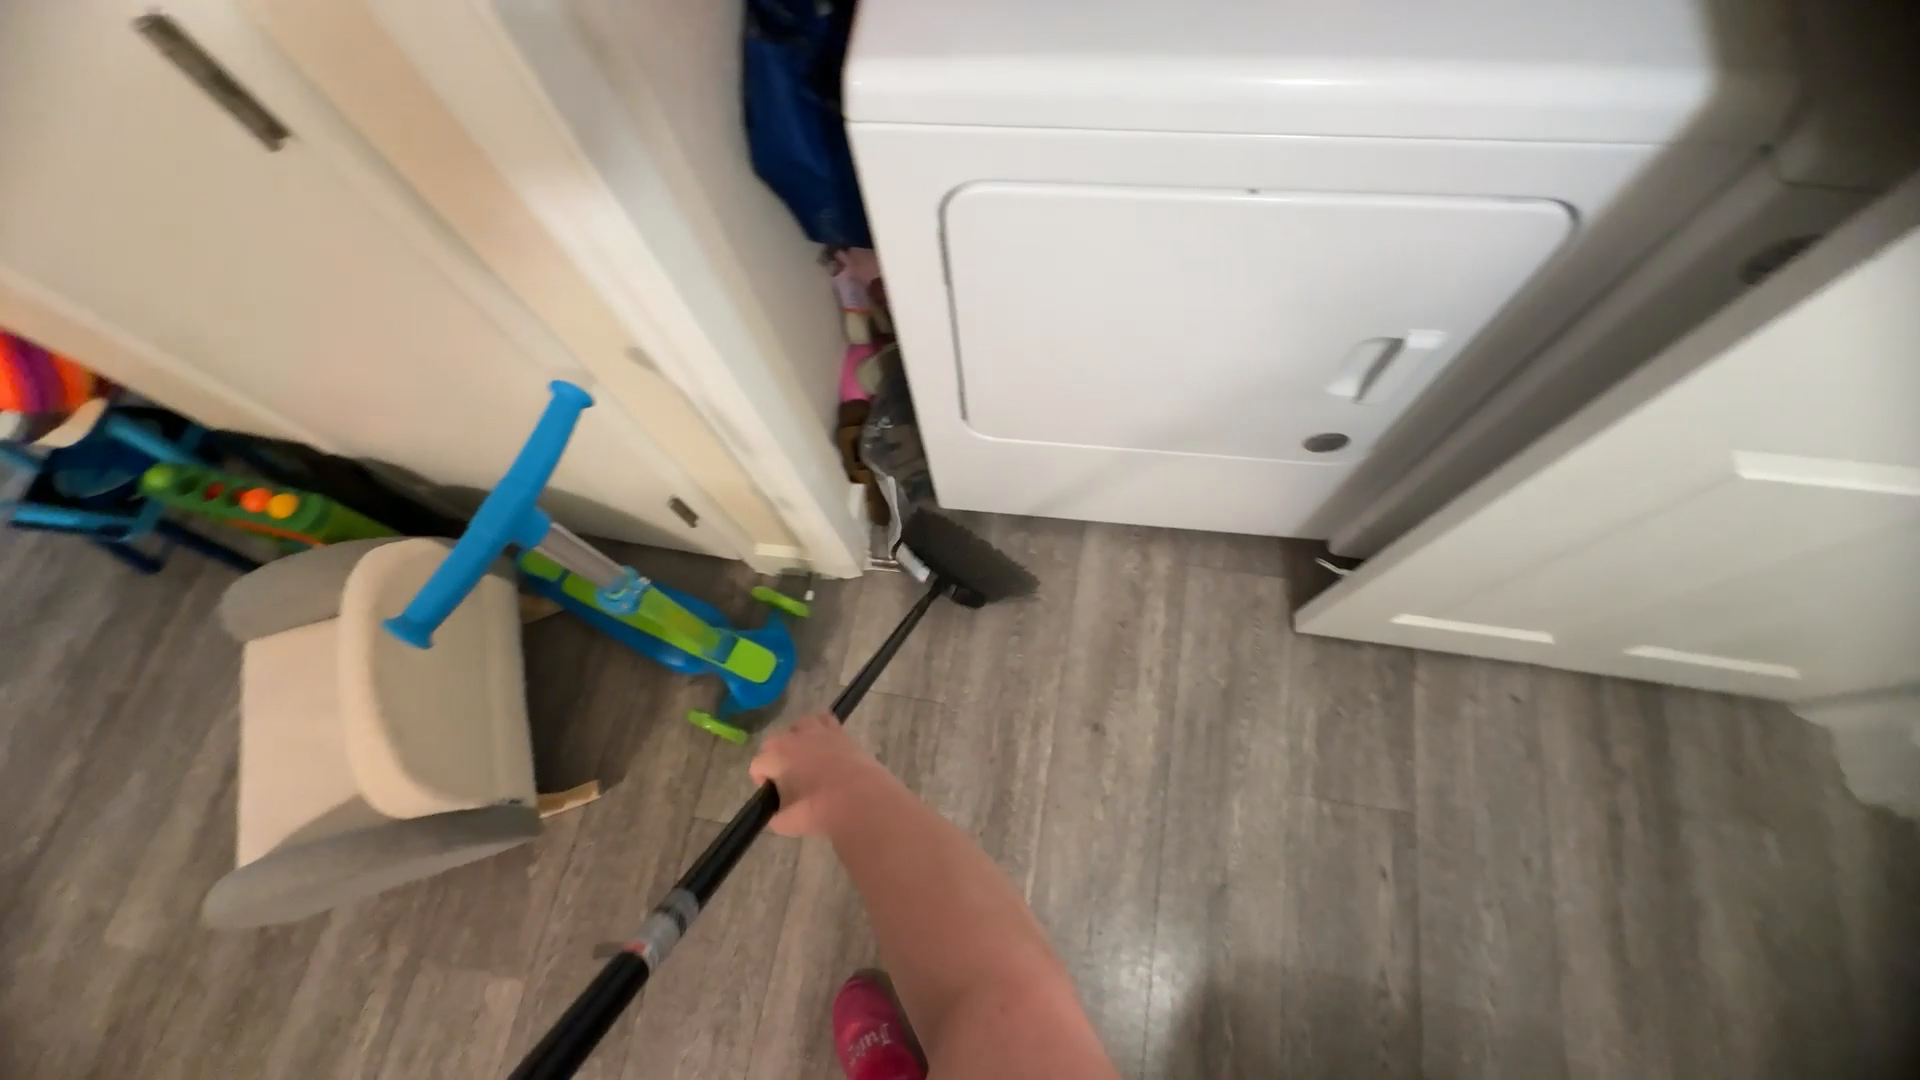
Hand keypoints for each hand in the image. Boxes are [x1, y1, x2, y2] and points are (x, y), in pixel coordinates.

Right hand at [749, 711, 898, 836]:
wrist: (860, 799)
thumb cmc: (819, 810)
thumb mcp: (787, 823)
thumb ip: (776, 816)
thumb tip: (778, 813)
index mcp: (776, 756)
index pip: (757, 764)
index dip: (761, 780)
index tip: (773, 794)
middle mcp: (794, 738)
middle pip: (775, 741)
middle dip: (776, 757)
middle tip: (788, 778)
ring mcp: (819, 731)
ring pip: (800, 725)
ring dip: (798, 738)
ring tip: (806, 757)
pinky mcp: (840, 732)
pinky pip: (826, 720)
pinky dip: (823, 729)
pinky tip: (827, 745)